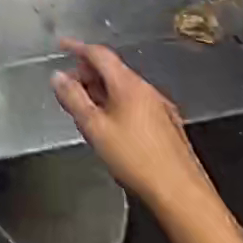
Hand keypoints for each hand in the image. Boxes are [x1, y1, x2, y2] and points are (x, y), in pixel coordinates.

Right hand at [51, 38, 218, 214]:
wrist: (183, 197)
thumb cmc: (136, 159)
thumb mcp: (92, 126)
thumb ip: (72, 97)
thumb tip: (58, 77)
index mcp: (130, 87)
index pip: (100, 55)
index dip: (78, 47)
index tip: (61, 45)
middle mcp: (149, 94)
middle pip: (113, 70)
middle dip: (86, 72)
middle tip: (65, 85)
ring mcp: (162, 111)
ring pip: (123, 88)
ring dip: (99, 90)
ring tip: (80, 106)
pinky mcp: (167, 128)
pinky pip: (134, 104)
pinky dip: (114, 103)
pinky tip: (105, 123)